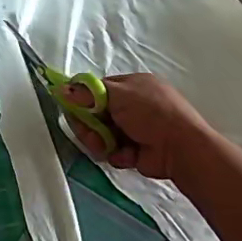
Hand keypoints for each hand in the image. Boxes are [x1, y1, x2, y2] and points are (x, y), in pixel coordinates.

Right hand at [62, 73, 209, 178]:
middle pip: (96, 113)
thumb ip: (88, 93)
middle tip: (90, 132)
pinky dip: (116, 154)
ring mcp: (134, 129)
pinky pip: (113, 151)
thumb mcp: (117, 95)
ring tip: (108, 147)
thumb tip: (61, 89)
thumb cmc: (151, 113)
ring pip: (101, 134)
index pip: (97, 89)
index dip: (83, 98)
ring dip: (101, 141)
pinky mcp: (135, 150)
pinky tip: (126, 155)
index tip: (71, 108)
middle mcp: (133, 105)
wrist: (181, 147)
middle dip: (90, 125)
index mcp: (132, 85)